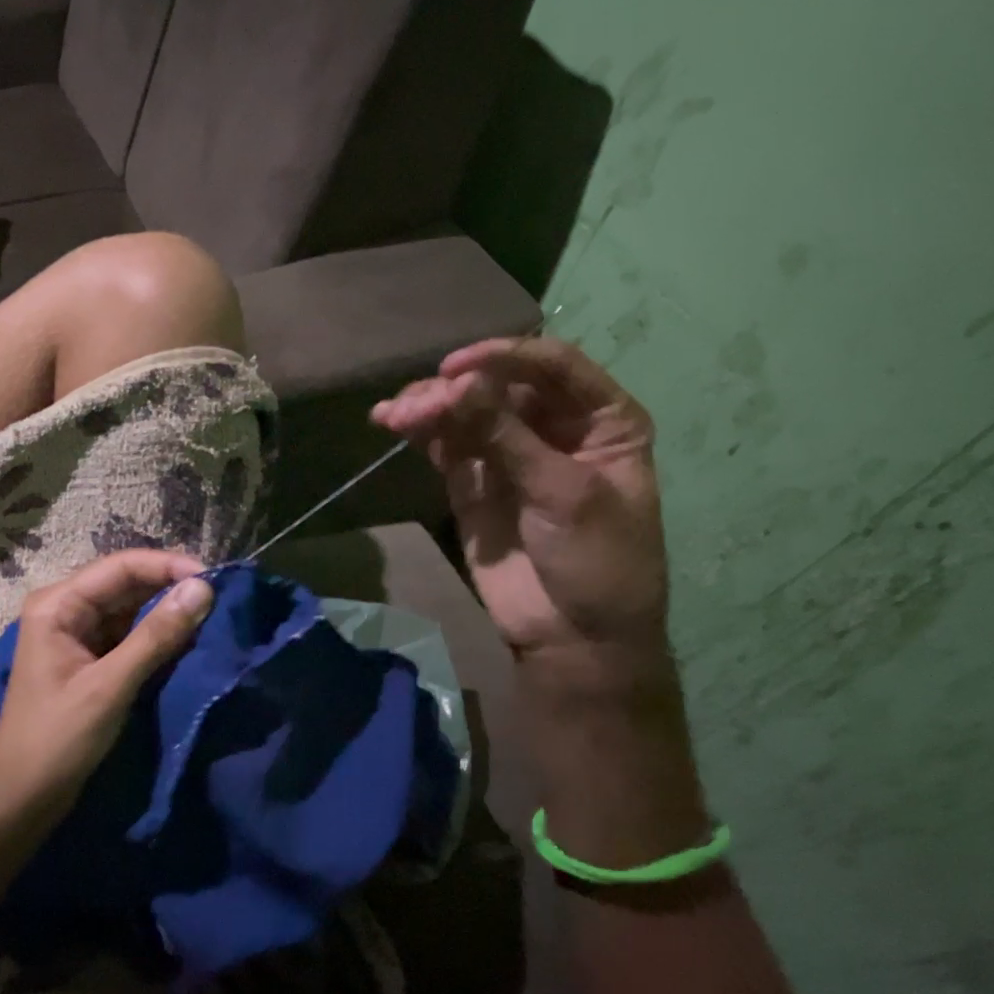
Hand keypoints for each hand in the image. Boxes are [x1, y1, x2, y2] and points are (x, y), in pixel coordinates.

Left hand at [0, 550, 215, 823]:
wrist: (23, 796)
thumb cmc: (58, 738)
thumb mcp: (110, 686)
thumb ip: (156, 636)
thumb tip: (202, 589)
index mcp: (57, 604)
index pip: (120, 566)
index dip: (168, 566)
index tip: (216, 581)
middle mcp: (63, 608)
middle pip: (125, 583)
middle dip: (171, 587)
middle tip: (221, 600)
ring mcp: (74, 634)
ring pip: (129, 608)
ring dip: (166, 611)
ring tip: (212, 617)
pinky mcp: (87, 658)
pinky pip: (127, 634)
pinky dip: (155, 636)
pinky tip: (186, 641)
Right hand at [371, 337, 669, 681]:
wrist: (575, 636)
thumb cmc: (598, 559)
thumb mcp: (562, 493)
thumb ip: (506, 436)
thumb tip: (454, 384)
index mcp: (602, 420)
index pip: (554, 366)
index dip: (505, 357)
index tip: (455, 366)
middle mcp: (554, 427)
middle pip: (500, 386)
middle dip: (455, 388)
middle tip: (415, 404)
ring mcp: (508, 455)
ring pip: (464, 413)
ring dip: (428, 407)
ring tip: (393, 416)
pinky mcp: (472, 485)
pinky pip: (444, 446)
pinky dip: (419, 432)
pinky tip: (391, 422)